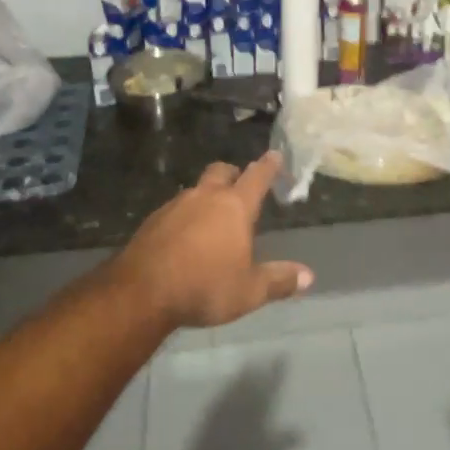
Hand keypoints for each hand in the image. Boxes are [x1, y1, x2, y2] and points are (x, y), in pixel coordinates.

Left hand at [109, 151, 312, 329]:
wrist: (140, 294)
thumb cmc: (204, 287)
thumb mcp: (249, 291)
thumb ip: (279, 281)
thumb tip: (309, 276)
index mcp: (235, 207)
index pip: (257, 177)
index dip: (268, 166)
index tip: (274, 155)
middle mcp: (205, 198)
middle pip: (221, 171)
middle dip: (233, 174)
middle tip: (239, 185)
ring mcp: (175, 207)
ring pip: (195, 190)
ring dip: (206, 196)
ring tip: (211, 217)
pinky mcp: (151, 222)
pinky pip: (174, 210)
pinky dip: (184, 217)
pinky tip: (183, 237)